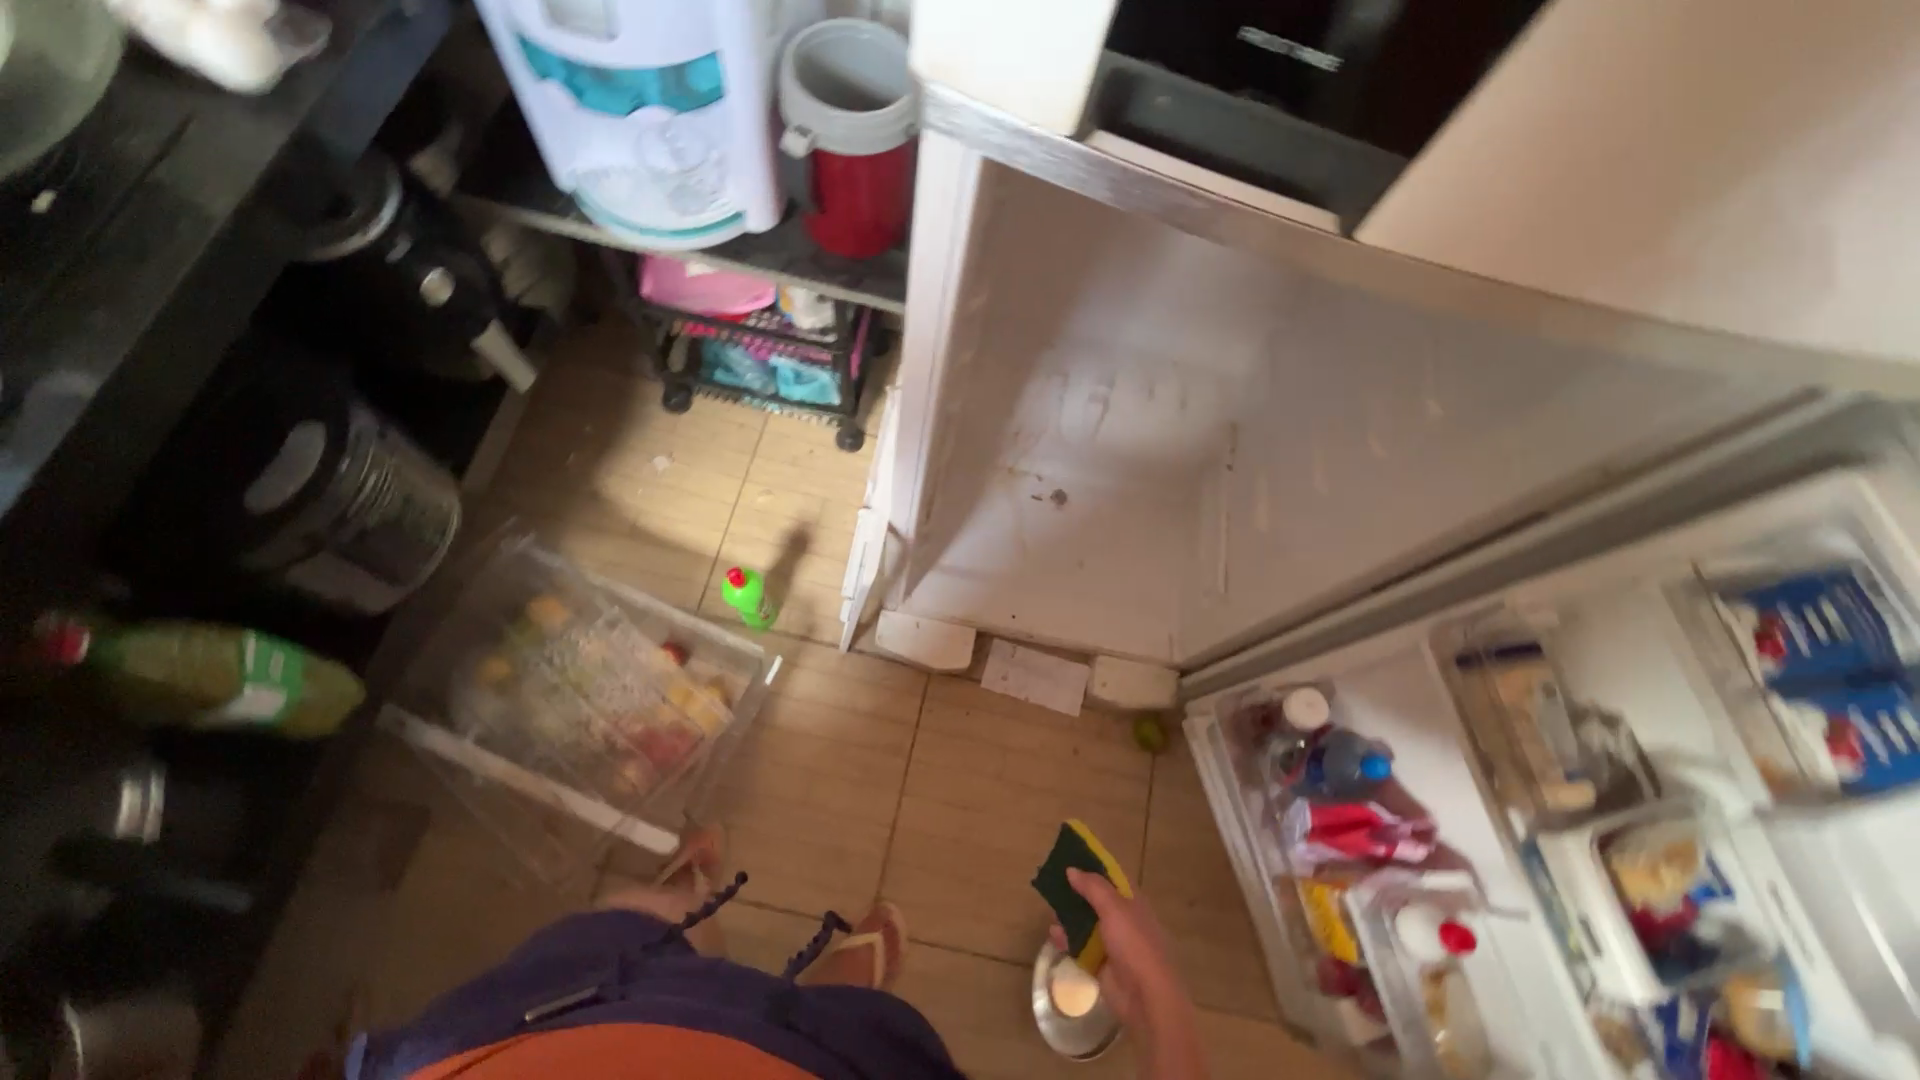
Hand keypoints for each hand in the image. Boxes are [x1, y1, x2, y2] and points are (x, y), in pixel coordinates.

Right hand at [1048, 868, 1205, 1078]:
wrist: (1146, 997)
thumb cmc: (1134, 944)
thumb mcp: (1114, 909)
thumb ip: (1093, 887)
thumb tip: (1072, 869)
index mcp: (1132, 902)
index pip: (1112, 876)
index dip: (1093, 865)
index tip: (1069, 855)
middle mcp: (1123, 919)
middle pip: (1096, 899)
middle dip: (1076, 891)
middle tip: (1052, 882)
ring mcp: (1112, 943)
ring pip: (1086, 923)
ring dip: (1069, 916)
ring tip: (1049, 908)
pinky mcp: (1101, 964)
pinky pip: (1081, 947)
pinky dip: (1067, 940)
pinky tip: (1053, 935)